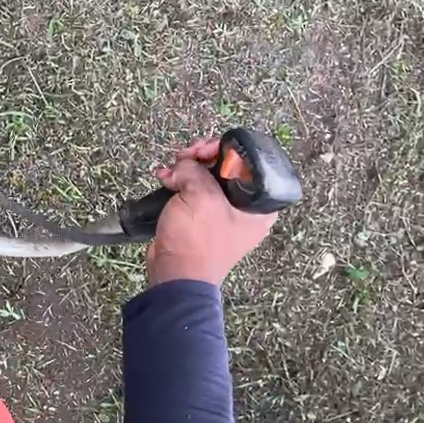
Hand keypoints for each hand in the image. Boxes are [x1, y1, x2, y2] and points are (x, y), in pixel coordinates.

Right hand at [145, 137, 277, 286]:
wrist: (177, 273)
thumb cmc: (198, 239)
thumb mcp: (200, 197)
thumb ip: (194, 171)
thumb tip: (183, 165)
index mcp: (260, 205)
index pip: (249, 163)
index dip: (225, 150)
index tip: (202, 149)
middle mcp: (245, 207)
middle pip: (225, 167)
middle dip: (200, 158)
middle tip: (182, 157)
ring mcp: (221, 212)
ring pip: (206, 176)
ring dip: (184, 168)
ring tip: (168, 171)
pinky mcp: (200, 216)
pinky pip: (192, 189)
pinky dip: (178, 181)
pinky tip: (163, 179)